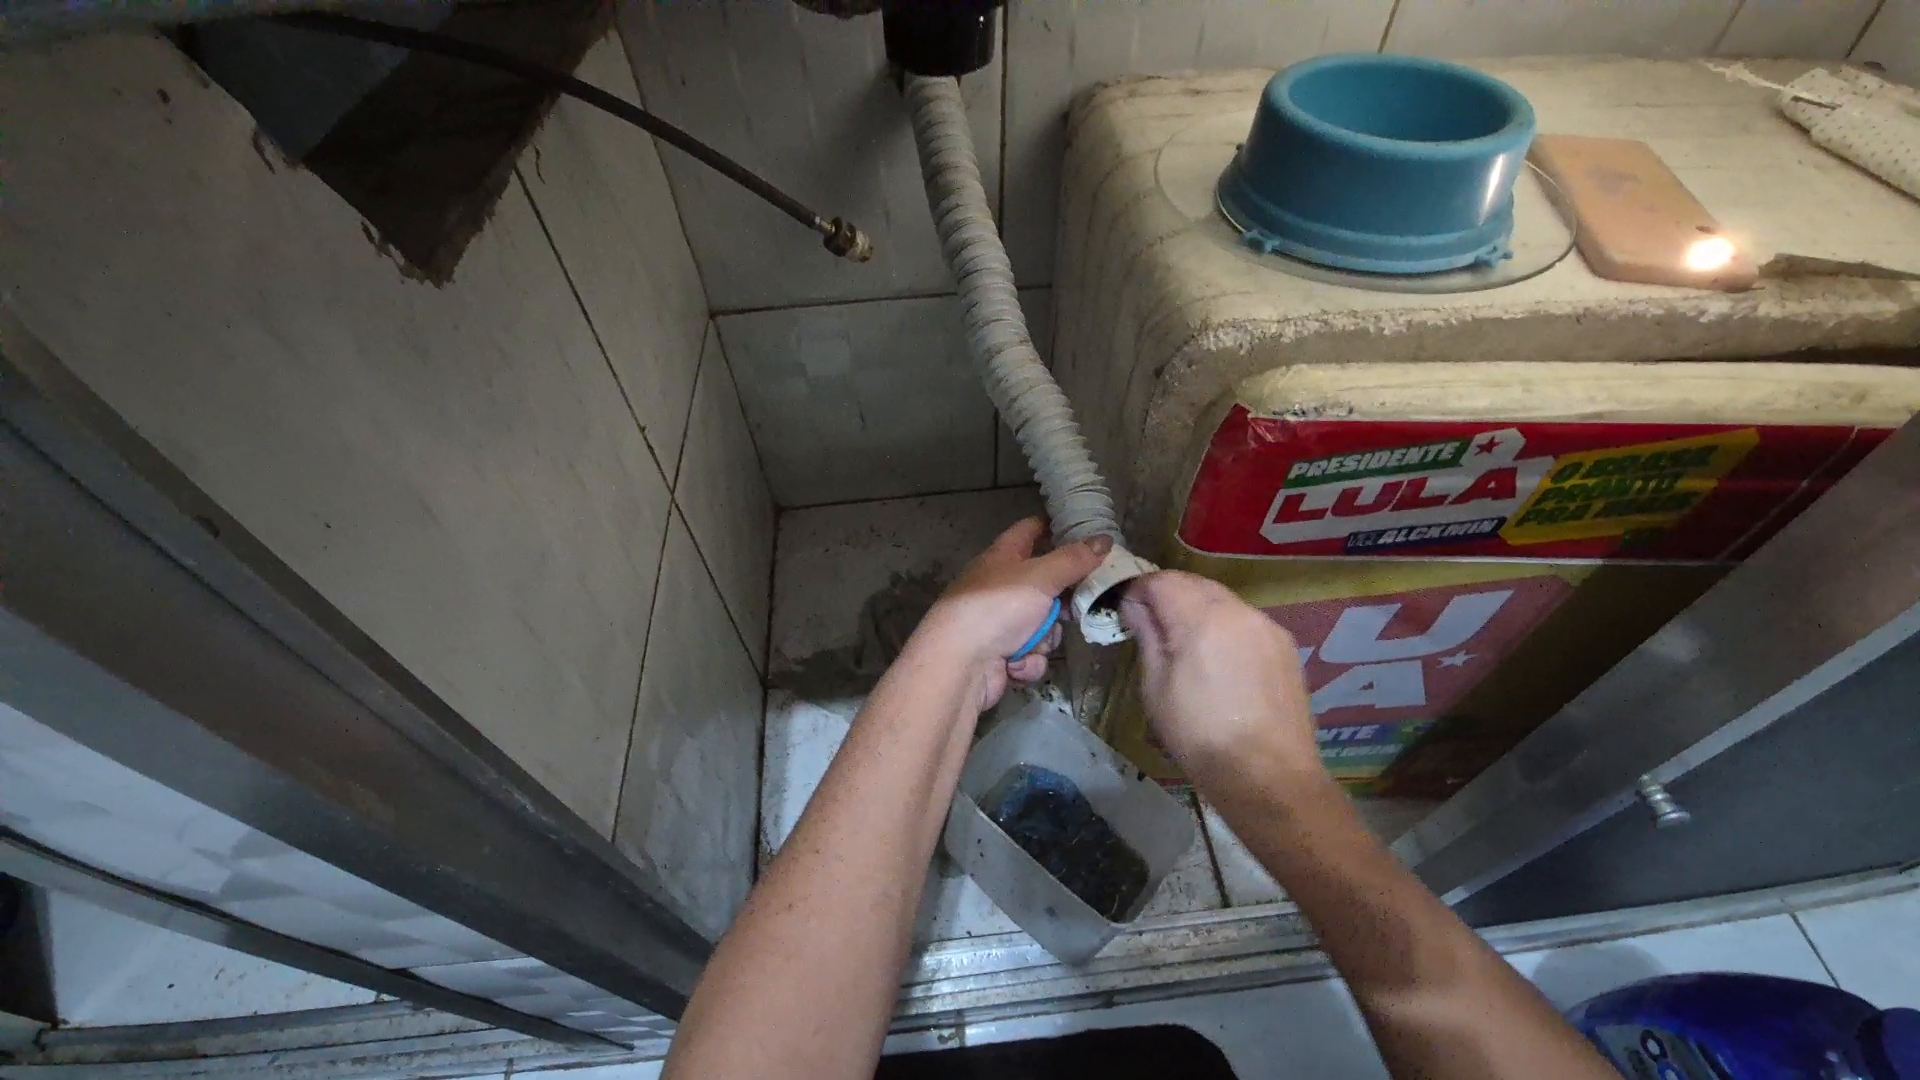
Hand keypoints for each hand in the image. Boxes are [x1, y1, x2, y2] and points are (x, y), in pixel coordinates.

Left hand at [910, 517, 1111, 710]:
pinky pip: (1032, 654)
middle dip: (1062, 603)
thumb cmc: (997, 608)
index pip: (1032, 530)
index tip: (1088, 535)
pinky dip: (1028, 660)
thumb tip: (1104, 539)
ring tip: (1032, 643)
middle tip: (1076, 607)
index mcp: (1003, 556)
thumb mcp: (1041, 577)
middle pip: (1047, 586)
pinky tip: (1015, 663)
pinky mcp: (1002, 655)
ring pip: (1044, 626)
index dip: (1057, 528)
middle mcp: (1001, 586)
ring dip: (1043, 639)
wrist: (959, 663)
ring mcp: (1000, 622)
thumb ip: (1074, 560)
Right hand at [1119, 571, 1320, 787]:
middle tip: (1150, 623)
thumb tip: (1135, 607)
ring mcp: (1267, 626)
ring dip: (1197, 608)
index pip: (1162, 581)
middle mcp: (1239, 611)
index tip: (1126, 610)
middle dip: (1168, 595)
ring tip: (1183, 642)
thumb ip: (1147, 636)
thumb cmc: (1198, 735)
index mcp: (1202, 618)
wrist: (1267, 775)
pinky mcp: (1285, 646)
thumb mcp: (1155, 687)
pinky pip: (1245, 621)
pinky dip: (1224, 625)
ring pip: (1223, 599)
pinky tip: (1218, 658)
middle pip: (1194, 584)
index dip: (1138, 589)